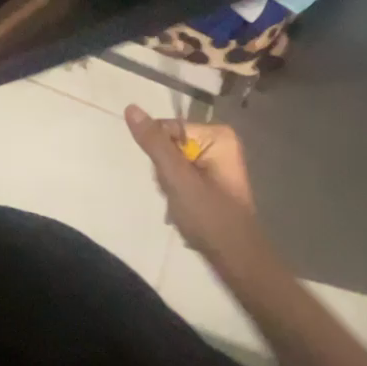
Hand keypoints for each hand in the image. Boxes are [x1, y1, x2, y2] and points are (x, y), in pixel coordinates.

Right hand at [125, 105, 263, 254]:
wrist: (235, 257)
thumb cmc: (209, 215)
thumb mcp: (177, 177)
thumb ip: (154, 143)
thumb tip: (131, 107)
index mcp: (217, 135)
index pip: (166, 128)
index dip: (160, 154)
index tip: (171, 179)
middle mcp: (218, 143)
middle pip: (168, 145)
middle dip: (165, 172)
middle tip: (177, 194)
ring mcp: (215, 162)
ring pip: (171, 163)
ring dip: (169, 185)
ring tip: (181, 205)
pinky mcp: (210, 180)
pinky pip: (180, 176)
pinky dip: (176, 193)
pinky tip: (184, 209)